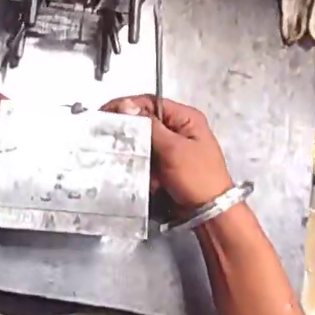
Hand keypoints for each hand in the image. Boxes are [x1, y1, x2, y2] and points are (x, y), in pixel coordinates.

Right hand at [102, 96, 233, 209]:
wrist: (209, 212)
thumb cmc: (198, 178)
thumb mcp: (173, 148)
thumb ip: (150, 126)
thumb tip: (127, 104)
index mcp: (186, 118)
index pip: (151, 102)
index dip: (127, 105)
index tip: (105, 112)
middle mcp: (179, 130)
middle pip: (145, 122)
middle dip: (129, 130)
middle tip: (108, 135)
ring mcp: (172, 148)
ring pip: (143, 142)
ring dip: (135, 151)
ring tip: (120, 156)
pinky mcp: (166, 165)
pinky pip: (147, 159)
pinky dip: (141, 166)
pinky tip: (135, 171)